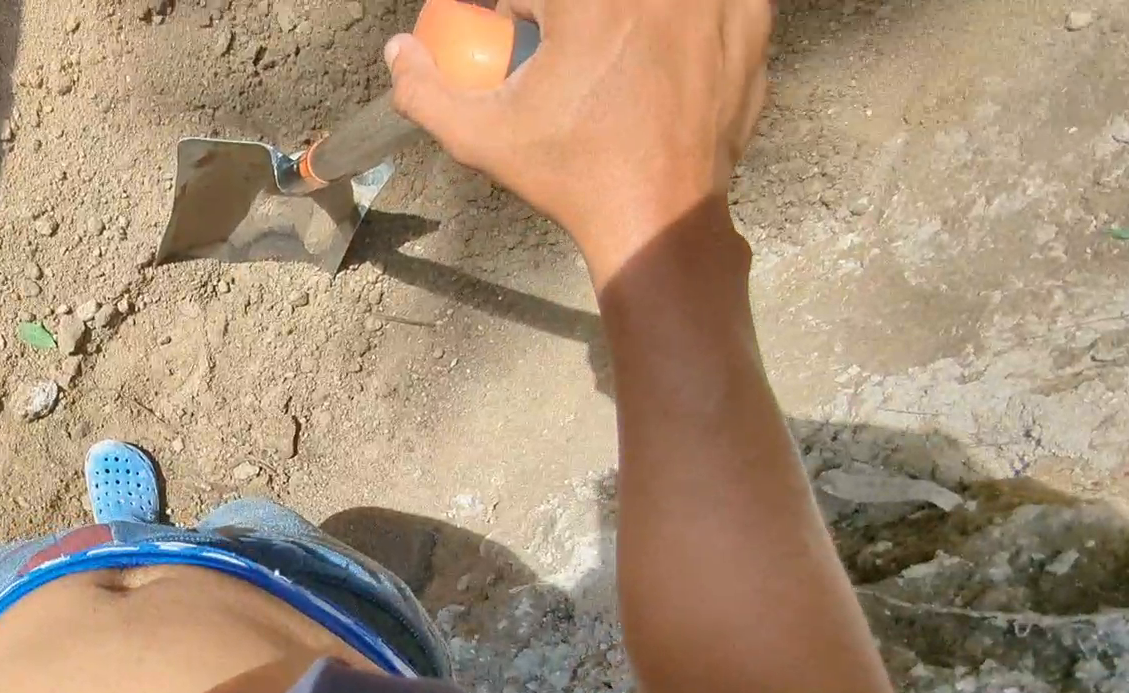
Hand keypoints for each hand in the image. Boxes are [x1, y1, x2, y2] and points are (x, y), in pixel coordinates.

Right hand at [386, 0, 771, 284]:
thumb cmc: (567, 176)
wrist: (657, 215)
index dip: (505, 9)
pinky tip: (652, 64)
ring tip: (605, 67)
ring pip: (639, 2)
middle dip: (560, 15)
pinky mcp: (752, 12)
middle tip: (554, 52)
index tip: (504, 33)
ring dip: (612, 20)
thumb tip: (396, 50)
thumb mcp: (482, 139)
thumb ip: (426, 92)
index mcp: (592, 0)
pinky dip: (670, 19)